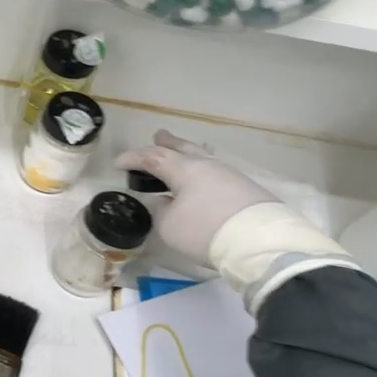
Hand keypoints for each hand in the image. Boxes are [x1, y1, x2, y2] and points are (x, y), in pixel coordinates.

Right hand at [116, 130, 353, 311]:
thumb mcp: (169, 226)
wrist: (258, 242)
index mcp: (184, 169)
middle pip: (184, 148)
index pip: (153, 157)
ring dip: (188, 155)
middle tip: (158, 135)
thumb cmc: (204, 231)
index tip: (117, 163)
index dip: (133, 158)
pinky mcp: (245, 189)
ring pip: (203, 158)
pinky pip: (216, 173)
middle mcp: (207, 166)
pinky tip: (203, 181)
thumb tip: (162, 202)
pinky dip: (203, 172)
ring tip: (182, 154)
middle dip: (168, 142)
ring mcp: (230, 175)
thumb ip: (160, 210)